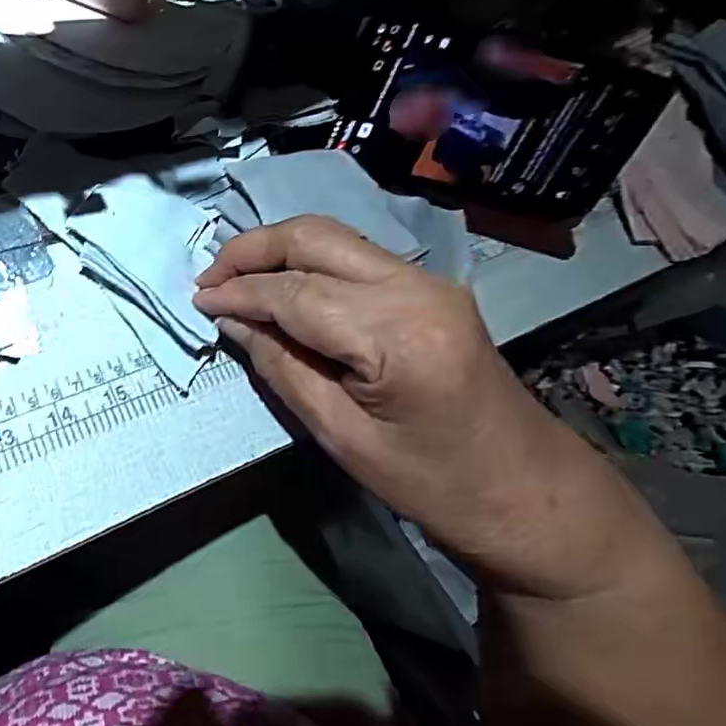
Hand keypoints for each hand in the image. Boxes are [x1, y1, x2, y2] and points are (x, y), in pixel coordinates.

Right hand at [194, 216, 673, 599]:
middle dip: (253, 248)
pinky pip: (355, 256)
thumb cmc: (434, 485)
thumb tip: (234, 320)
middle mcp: (415, 287)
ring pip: (334, 236)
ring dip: (279, 249)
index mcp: (397, 334)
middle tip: (210, 277)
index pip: (296, 292)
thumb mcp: (343, 439)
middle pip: (315, 237)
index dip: (240, 292)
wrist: (527, 489)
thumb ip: (282, 368)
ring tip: (235, 278)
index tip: (198, 299)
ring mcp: (428, 280)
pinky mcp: (430, 285)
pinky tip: (283, 284)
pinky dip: (310, 262)